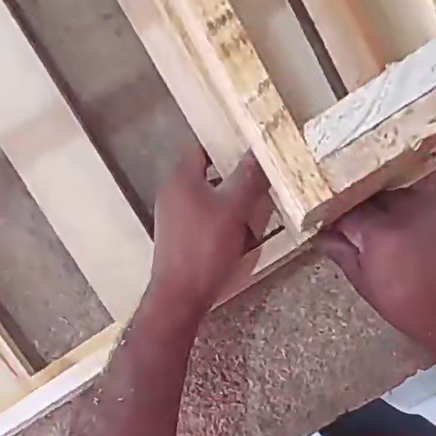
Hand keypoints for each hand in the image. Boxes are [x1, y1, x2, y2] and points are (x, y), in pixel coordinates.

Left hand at [147, 148, 270, 318]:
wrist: (181, 294)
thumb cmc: (206, 246)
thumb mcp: (234, 209)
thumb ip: (247, 178)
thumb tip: (260, 150)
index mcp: (180, 177)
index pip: (201, 145)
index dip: (225, 142)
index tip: (251, 145)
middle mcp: (173, 192)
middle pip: (207, 172)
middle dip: (234, 174)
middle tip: (262, 176)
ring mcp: (175, 216)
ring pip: (208, 197)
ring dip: (231, 199)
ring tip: (259, 204)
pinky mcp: (181, 237)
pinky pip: (206, 218)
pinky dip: (224, 219)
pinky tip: (243, 231)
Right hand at [316, 189, 435, 346]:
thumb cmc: (406, 305)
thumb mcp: (366, 283)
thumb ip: (342, 253)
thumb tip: (321, 236)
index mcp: (381, 230)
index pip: (351, 210)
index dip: (343, 219)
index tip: (339, 229)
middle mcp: (410, 209)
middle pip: (379, 198)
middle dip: (371, 214)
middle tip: (371, 237)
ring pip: (406, 198)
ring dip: (398, 212)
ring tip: (400, 240)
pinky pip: (432, 204)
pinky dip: (423, 216)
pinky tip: (423, 239)